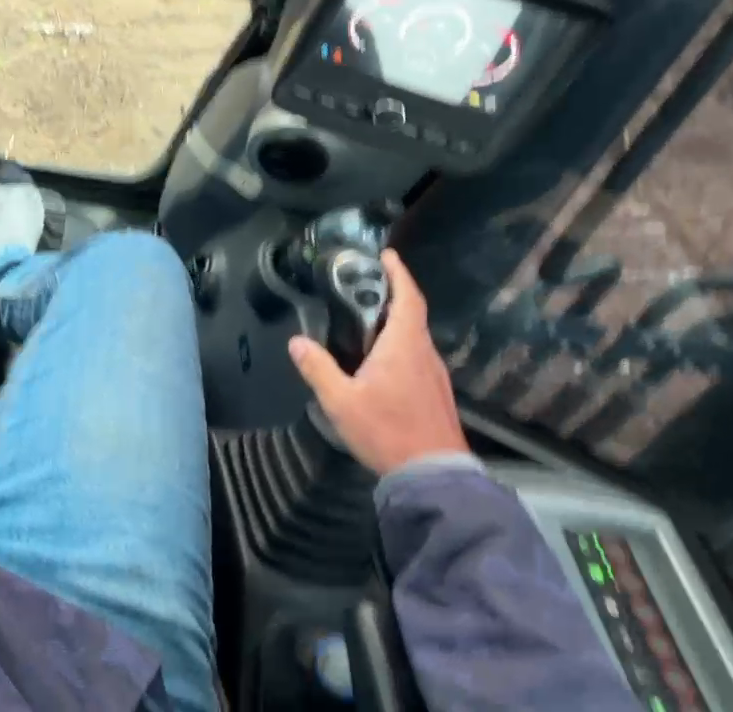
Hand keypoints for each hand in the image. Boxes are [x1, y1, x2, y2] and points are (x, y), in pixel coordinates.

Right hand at [288, 249, 468, 476]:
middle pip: (412, 315)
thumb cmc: (386, 431)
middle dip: (391, 295)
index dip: (399, 275)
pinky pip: (416, 355)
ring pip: (415, 337)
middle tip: (363, 284)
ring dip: (394, 320)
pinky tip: (378, 356)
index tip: (387, 256)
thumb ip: (318, 367)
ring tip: (365, 317)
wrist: (433, 475)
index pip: (408, 300)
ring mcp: (434, 375)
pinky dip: (399, 342)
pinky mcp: (435, 393)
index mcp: (404, 348)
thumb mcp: (339, 400)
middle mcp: (424, 355)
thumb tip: (297, 341)